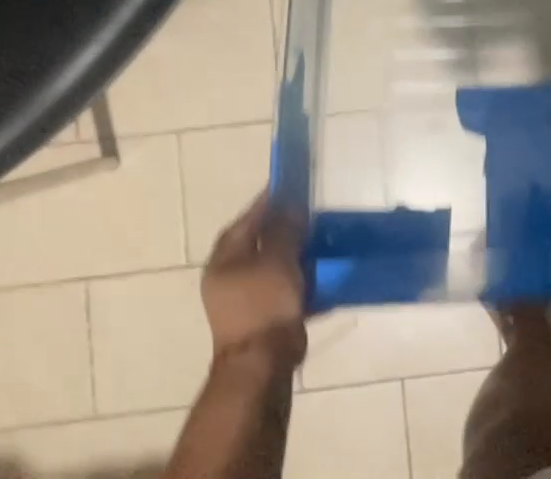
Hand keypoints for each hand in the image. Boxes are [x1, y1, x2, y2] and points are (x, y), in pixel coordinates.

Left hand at [201, 193, 307, 372]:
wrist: (262, 364)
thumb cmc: (264, 304)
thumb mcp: (277, 259)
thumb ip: (284, 230)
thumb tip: (291, 205)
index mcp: (224, 259)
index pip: (246, 221)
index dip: (266, 203)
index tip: (289, 187)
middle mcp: (230, 277)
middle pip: (260, 243)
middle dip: (285, 229)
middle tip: (310, 214)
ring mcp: (246, 299)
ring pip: (275, 267)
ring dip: (297, 255)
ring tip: (323, 242)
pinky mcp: (265, 317)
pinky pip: (287, 290)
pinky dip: (304, 282)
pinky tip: (326, 275)